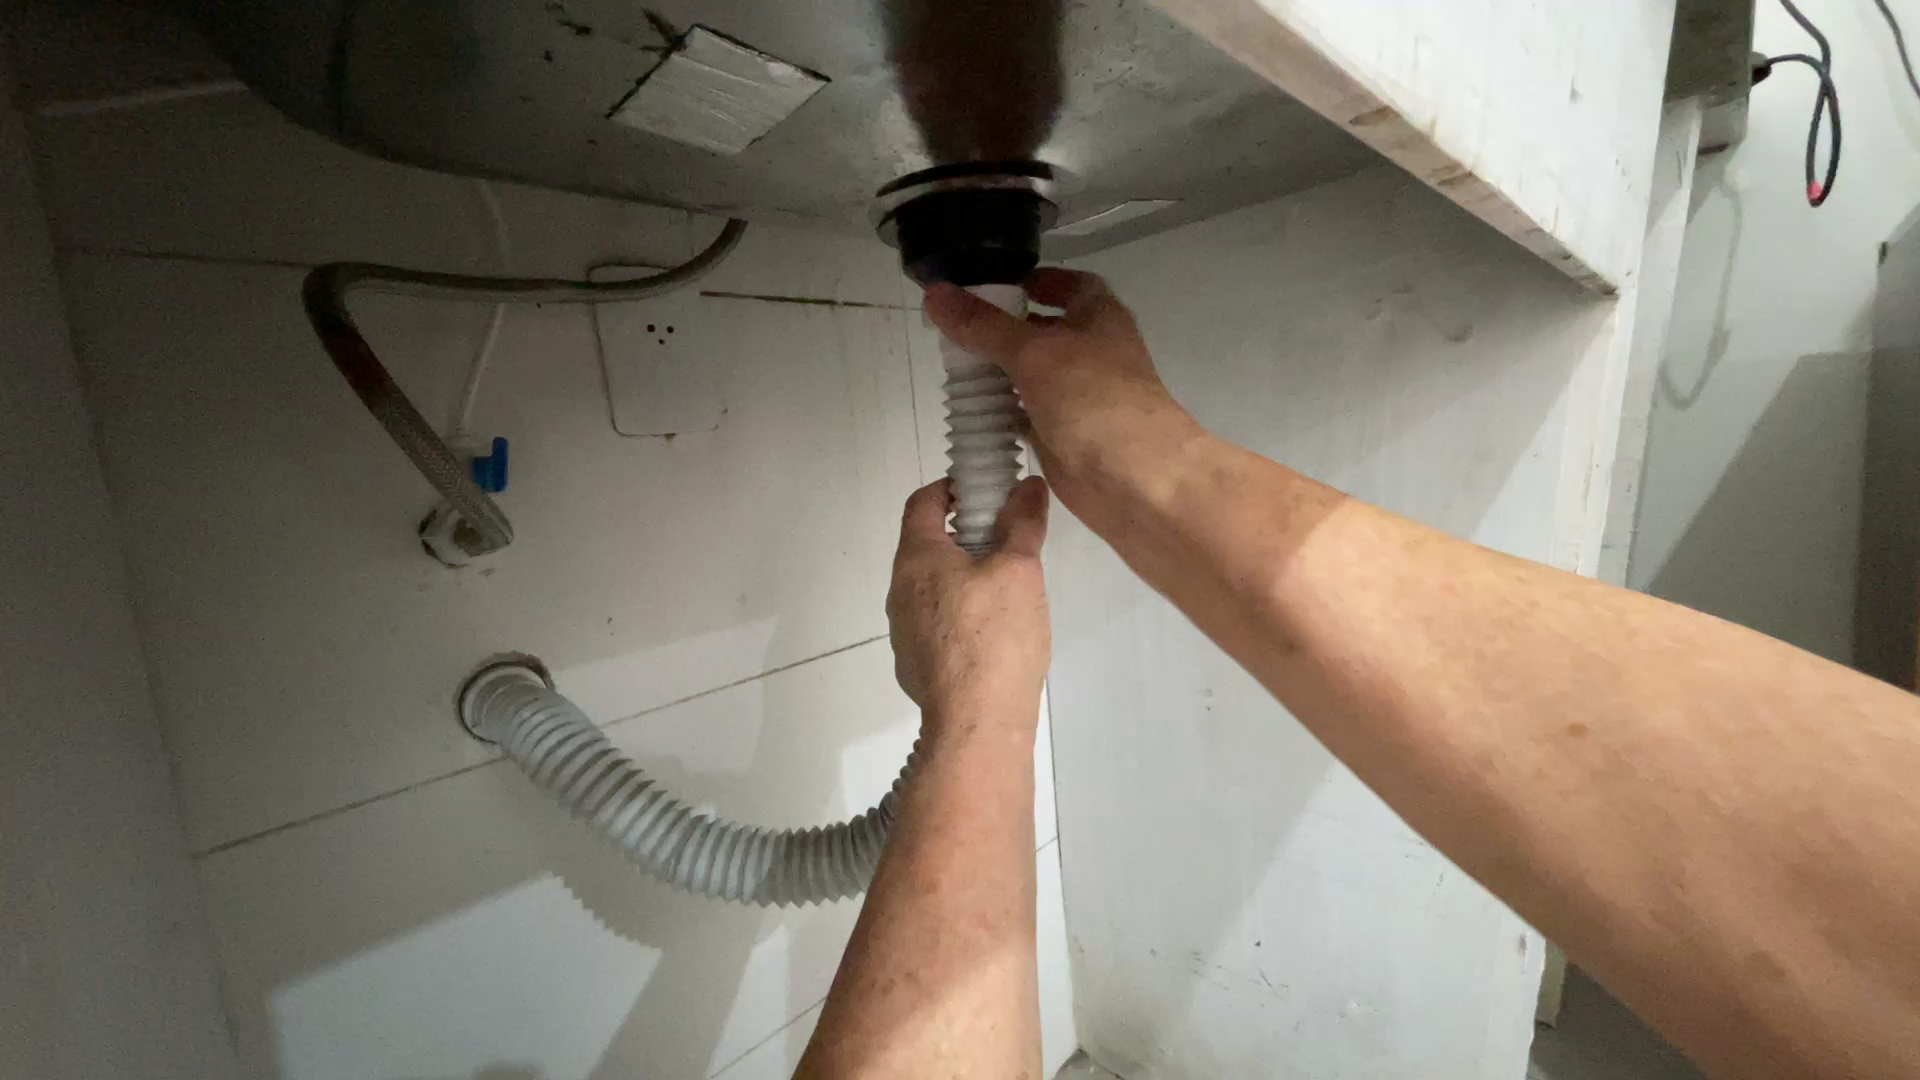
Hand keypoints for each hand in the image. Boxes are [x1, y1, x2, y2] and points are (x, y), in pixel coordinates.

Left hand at [886, 477, 1051, 737]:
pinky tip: (991, 637)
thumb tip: (1028, 485)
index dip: (951, 488)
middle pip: (926, 545)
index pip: (922, 502)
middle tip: (1007, 543)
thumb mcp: (1019, 569)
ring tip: (1005, 592)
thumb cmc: (995, 634)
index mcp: (916, 558)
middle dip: (965, 536)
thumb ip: (1022, 523)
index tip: (986, 493)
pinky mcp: (914, 664)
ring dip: (962, 578)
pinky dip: (958, 616)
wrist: (976, 720)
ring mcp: (903, 631)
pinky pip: (935, 625)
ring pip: (931, 588)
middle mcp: (899, 590)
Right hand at [924, 269, 1204, 525]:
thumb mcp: (1034, 352)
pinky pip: (1026, 414)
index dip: (1037, 280)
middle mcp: (1090, 352)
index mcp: (1098, 317)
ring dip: (998, 370)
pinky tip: (970, 408)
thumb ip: (983, 325)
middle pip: (1043, 331)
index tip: (994, 282)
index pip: (1069, 284)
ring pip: (1031, 374)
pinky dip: (1002, 411)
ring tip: (952, 364)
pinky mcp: (1062, 434)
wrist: (1133, 479)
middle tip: (956, 326)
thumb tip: (935, 293)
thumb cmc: (1093, 399)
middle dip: (1004, 328)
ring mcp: (1076, 396)